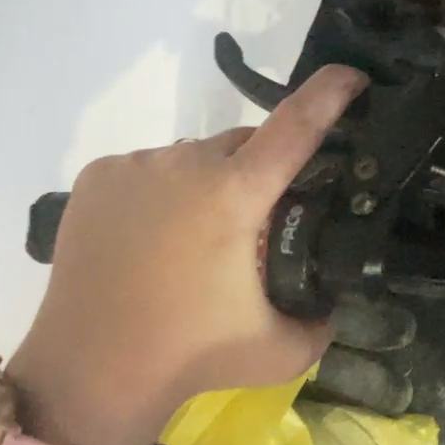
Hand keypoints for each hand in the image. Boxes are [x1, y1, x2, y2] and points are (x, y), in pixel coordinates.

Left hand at [6, 65, 368, 444]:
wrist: (92, 369)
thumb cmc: (193, 356)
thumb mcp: (283, 350)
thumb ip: (323, 320)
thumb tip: (331, 302)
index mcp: (235, 196)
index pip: (295, 126)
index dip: (328, 94)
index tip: (351, 75)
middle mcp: (185, 165)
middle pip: (243, 145)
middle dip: (261, 172)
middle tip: (257, 226)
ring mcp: (136, 167)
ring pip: (193, 158)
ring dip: (210, 185)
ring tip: (195, 244)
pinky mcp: (98, 178)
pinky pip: (149, 170)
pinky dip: (163, 194)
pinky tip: (153, 240)